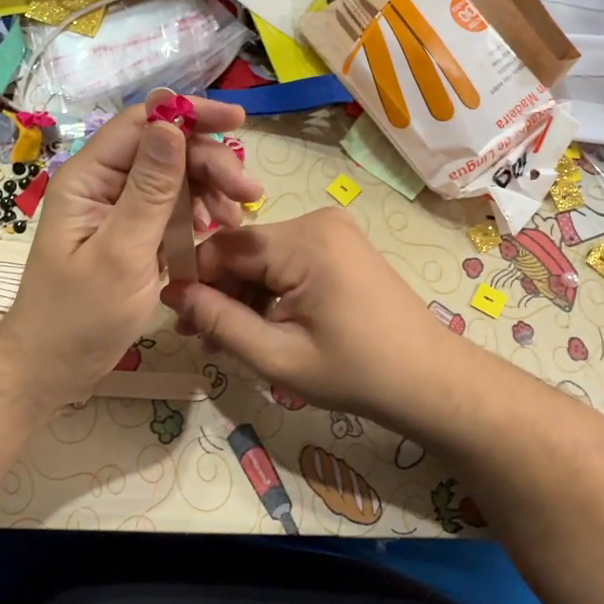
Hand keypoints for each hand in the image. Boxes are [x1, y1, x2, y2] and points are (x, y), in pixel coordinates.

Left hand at [0, 98, 261, 401]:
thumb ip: (150, 189)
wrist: (54, 365)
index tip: (238, 122)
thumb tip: (170, 123)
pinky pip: (169, 209)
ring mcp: (116, 209)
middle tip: (251, 194)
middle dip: (210, 162)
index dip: (189, 114)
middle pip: (163, 148)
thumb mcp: (121, 252)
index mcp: (87, 178)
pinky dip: (196, 214)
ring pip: (172, 178)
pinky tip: (217, 231)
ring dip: (209, 189)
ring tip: (236, 220)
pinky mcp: (130, 234)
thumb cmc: (80, 315)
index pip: (141, 123)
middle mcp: (101, 184)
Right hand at [160, 208, 477, 426]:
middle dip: (217, 292)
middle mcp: (316, 221)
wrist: (431, 381)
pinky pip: (284, 262)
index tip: (173, 316)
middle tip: (196, 337)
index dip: (192, 279)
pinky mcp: (338, 246)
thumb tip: (172, 294)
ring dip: (240, 296)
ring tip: (223, 341)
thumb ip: (219, 322)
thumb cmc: (355, 373)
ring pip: (260, 258)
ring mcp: (330, 231)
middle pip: (242, 251)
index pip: (223, 246)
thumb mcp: (276, 355)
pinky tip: (257, 327)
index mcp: (304, 241)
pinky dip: (266, 292)